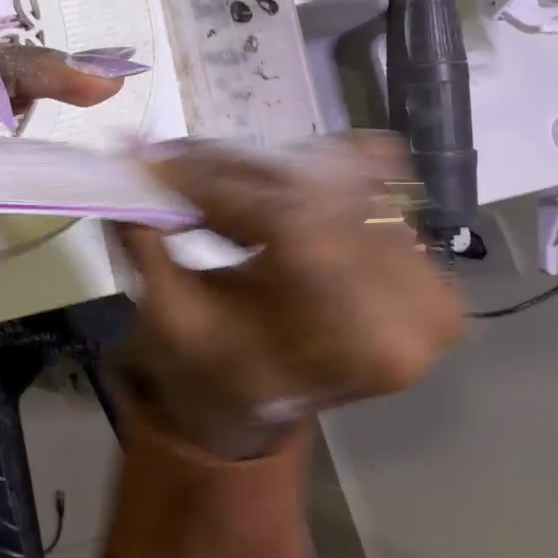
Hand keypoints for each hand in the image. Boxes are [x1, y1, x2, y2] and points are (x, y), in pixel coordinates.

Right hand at [114, 138, 466, 458]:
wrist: (248, 398)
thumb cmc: (204, 364)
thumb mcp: (164, 315)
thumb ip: (147, 242)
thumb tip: (125, 167)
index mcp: (351, 340)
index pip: (292, 225)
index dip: (218, 184)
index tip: (155, 165)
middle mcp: (414, 308)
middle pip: (324, 193)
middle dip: (234, 168)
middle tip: (171, 159)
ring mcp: (432, 282)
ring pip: (347, 177)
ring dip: (264, 168)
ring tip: (207, 178)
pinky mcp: (427, 261)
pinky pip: (372, 184)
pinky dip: (306, 175)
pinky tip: (260, 191)